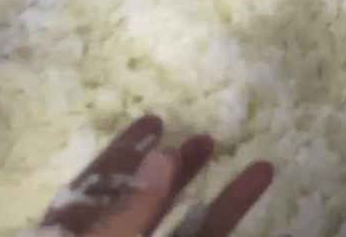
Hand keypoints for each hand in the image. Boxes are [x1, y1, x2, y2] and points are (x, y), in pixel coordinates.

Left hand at [39, 115, 273, 236]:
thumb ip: (126, 214)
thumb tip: (161, 154)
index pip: (82, 199)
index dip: (115, 160)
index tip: (153, 120)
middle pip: (131, 204)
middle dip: (160, 166)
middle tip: (190, 128)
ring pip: (173, 223)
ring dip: (202, 186)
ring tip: (229, 148)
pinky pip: (207, 236)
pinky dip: (233, 208)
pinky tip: (263, 174)